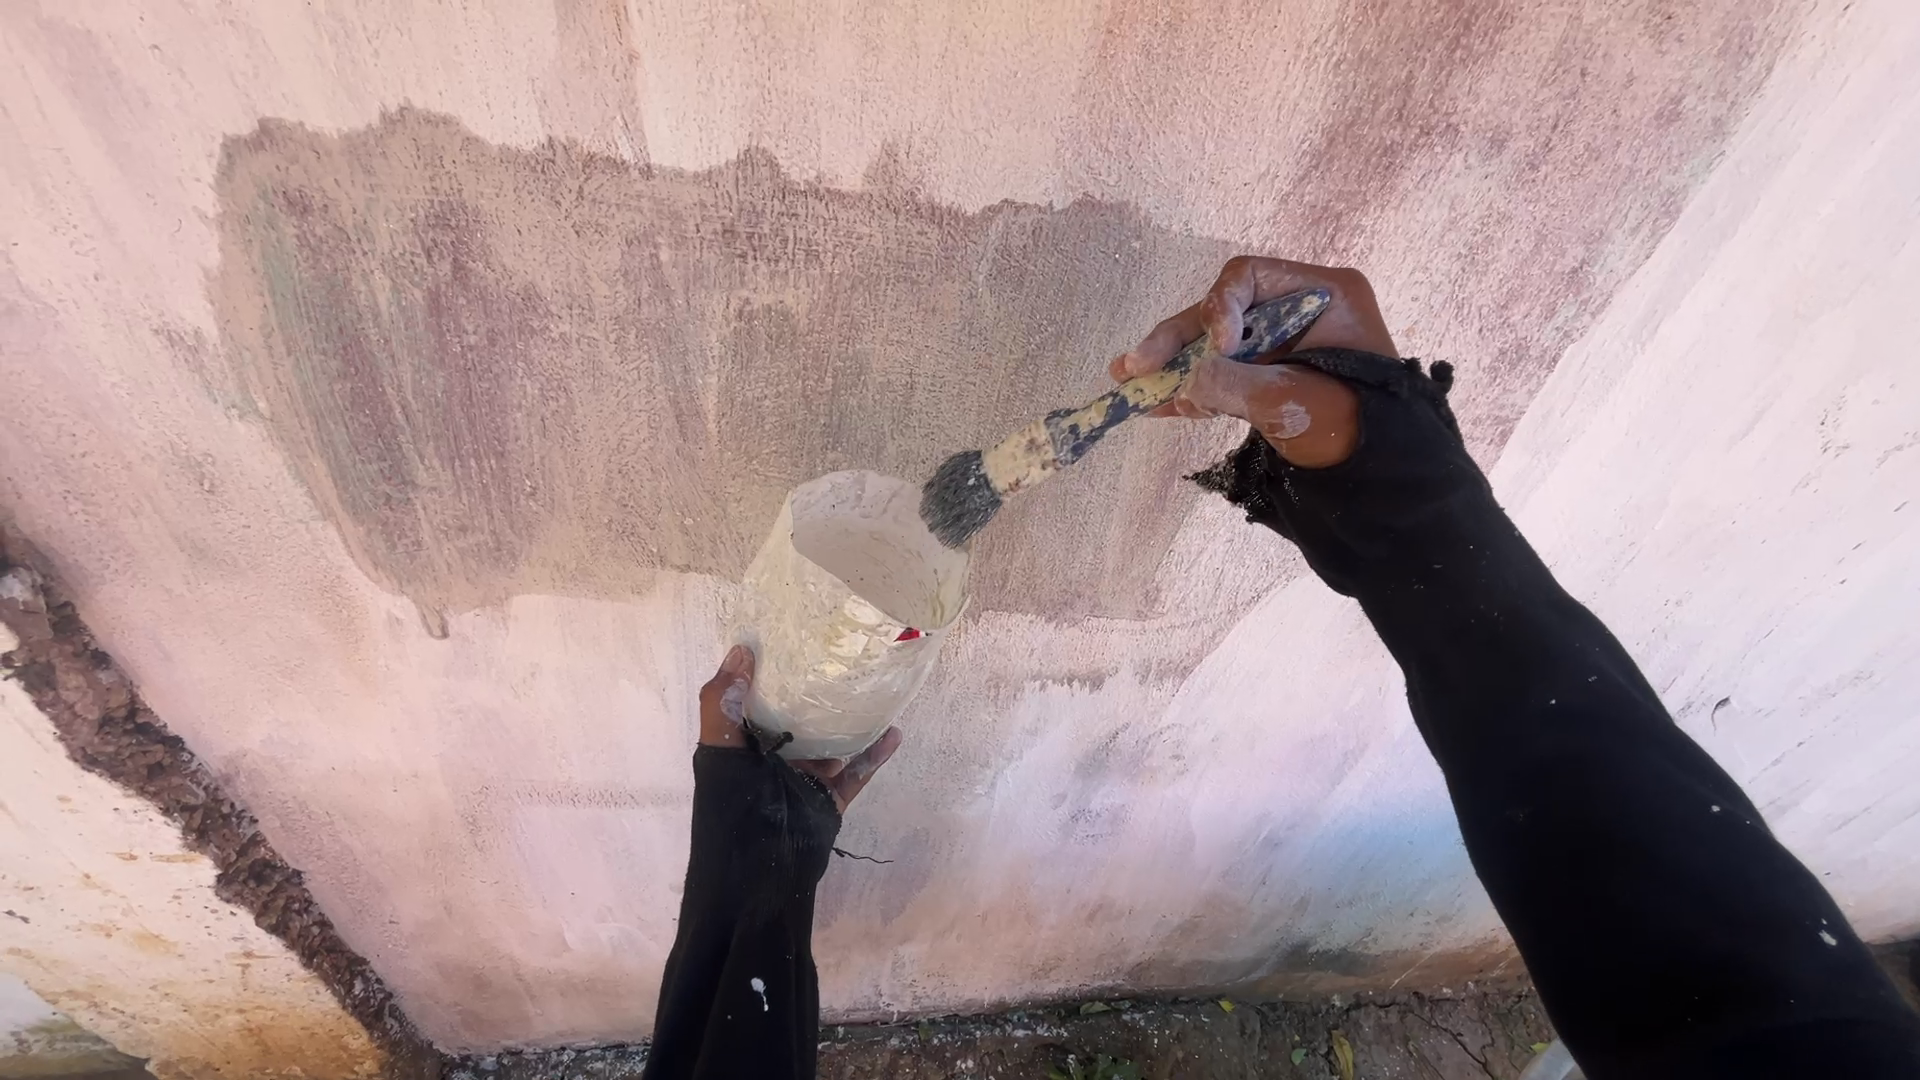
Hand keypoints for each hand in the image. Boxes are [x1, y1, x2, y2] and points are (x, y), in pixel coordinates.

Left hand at [698, 644, 901, 812]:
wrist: (755, 871)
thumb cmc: (731, 804)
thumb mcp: (718, 750)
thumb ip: (722, 703)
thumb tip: (741, 650)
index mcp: (747, 745)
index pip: (760, 700)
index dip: (773, 673)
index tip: (793, 638)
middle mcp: (777, 757)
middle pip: (803, 719)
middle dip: (820, 692)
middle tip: (843, 657)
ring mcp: (807, 777)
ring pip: (835, 742)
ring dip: (853, 720)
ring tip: (874, 688)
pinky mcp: (830, 797)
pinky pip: (857, 772)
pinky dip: (875, 754)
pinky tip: (893, 732)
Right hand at [1109, 256, 1394, 467]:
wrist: (1383, 486)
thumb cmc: (1355, 431)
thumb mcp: (1292, 402)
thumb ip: (1233, 383)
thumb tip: (1182, 379)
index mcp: (1322, 297)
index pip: (1249, 280)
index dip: (1218, 308)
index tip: (1213, 347)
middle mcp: (1295, 314)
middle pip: (1220, 315)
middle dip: (1175, 342)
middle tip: (1133, 366)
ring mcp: (1276, 350)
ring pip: (1211, 348)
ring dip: (1170, 367)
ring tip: (1127, 383)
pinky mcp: (1263, 382)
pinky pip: (1218, 378)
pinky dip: (1188, 392)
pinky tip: (1154, 405)